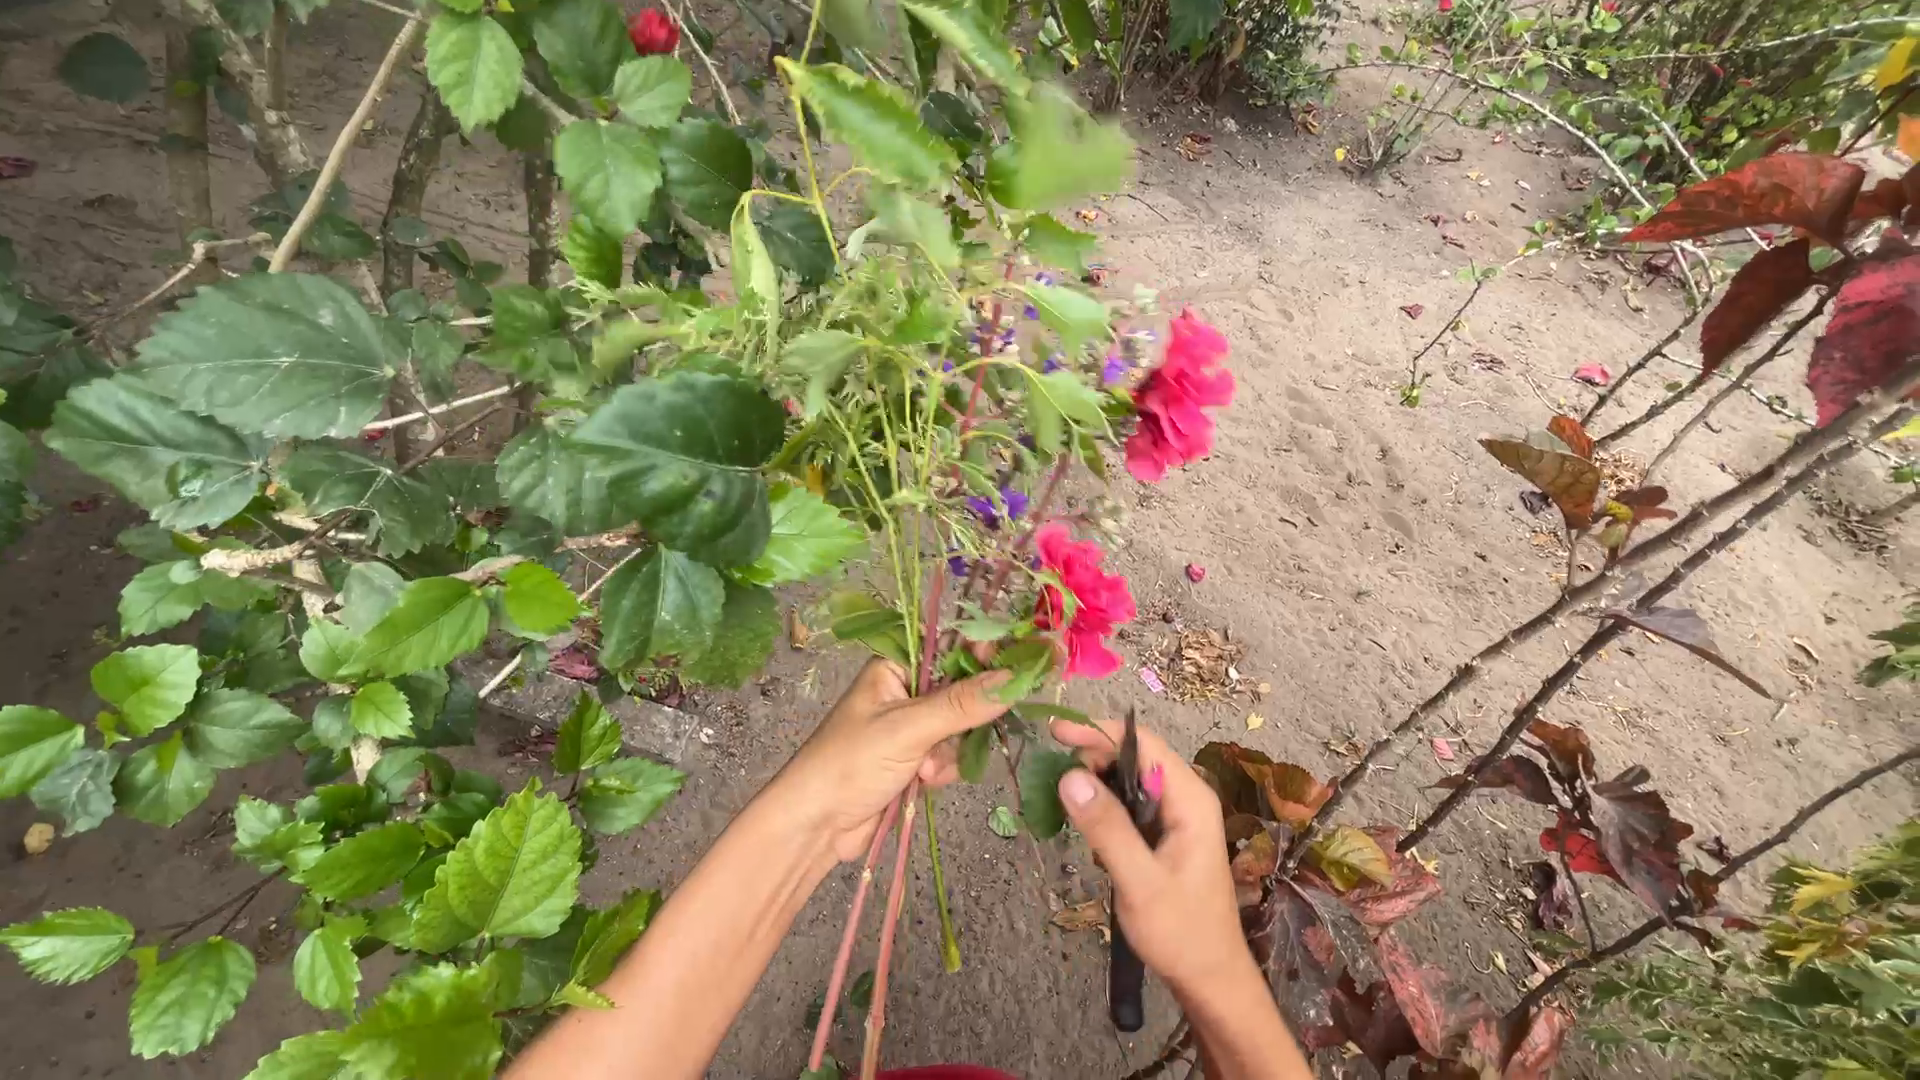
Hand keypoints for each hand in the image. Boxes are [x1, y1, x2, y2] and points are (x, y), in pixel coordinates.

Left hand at [774, 660, 1010, 862]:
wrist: (816, 827)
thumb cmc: (851, 763)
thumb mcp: (908, 728)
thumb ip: (962, 704)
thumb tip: (1014, 677)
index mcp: (896, 667)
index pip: (951, 650)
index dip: (985, 658)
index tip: (1020, 668)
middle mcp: (906, 691)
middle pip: (964, 691)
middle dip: (964, 721)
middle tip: (958, 735)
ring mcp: (913, 728)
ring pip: (963, 728)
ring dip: (951, 752)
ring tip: (925, 770)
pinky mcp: (917, 760)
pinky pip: (952, 756)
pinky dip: (944, 770)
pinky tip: (923, 783)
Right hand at [1052, 716, 1255, 996]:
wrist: (1209, 979)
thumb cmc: (1181, 932)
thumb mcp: (1140, 882)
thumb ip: (1107, 828)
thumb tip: (1069, 776)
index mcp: (1190, 798)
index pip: (1142, 742)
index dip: (1098, 730)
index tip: (1056, 732)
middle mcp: (1185, 796)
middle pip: (1133, 754)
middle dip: (1092, 754)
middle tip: (1053, 773)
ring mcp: (1175, 814)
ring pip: (1127, 776)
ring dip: (1094, 778)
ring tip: (1061, 796)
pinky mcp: (1162, 832)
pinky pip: (1127, 801)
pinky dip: (1102, 801)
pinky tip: (1083, 820)